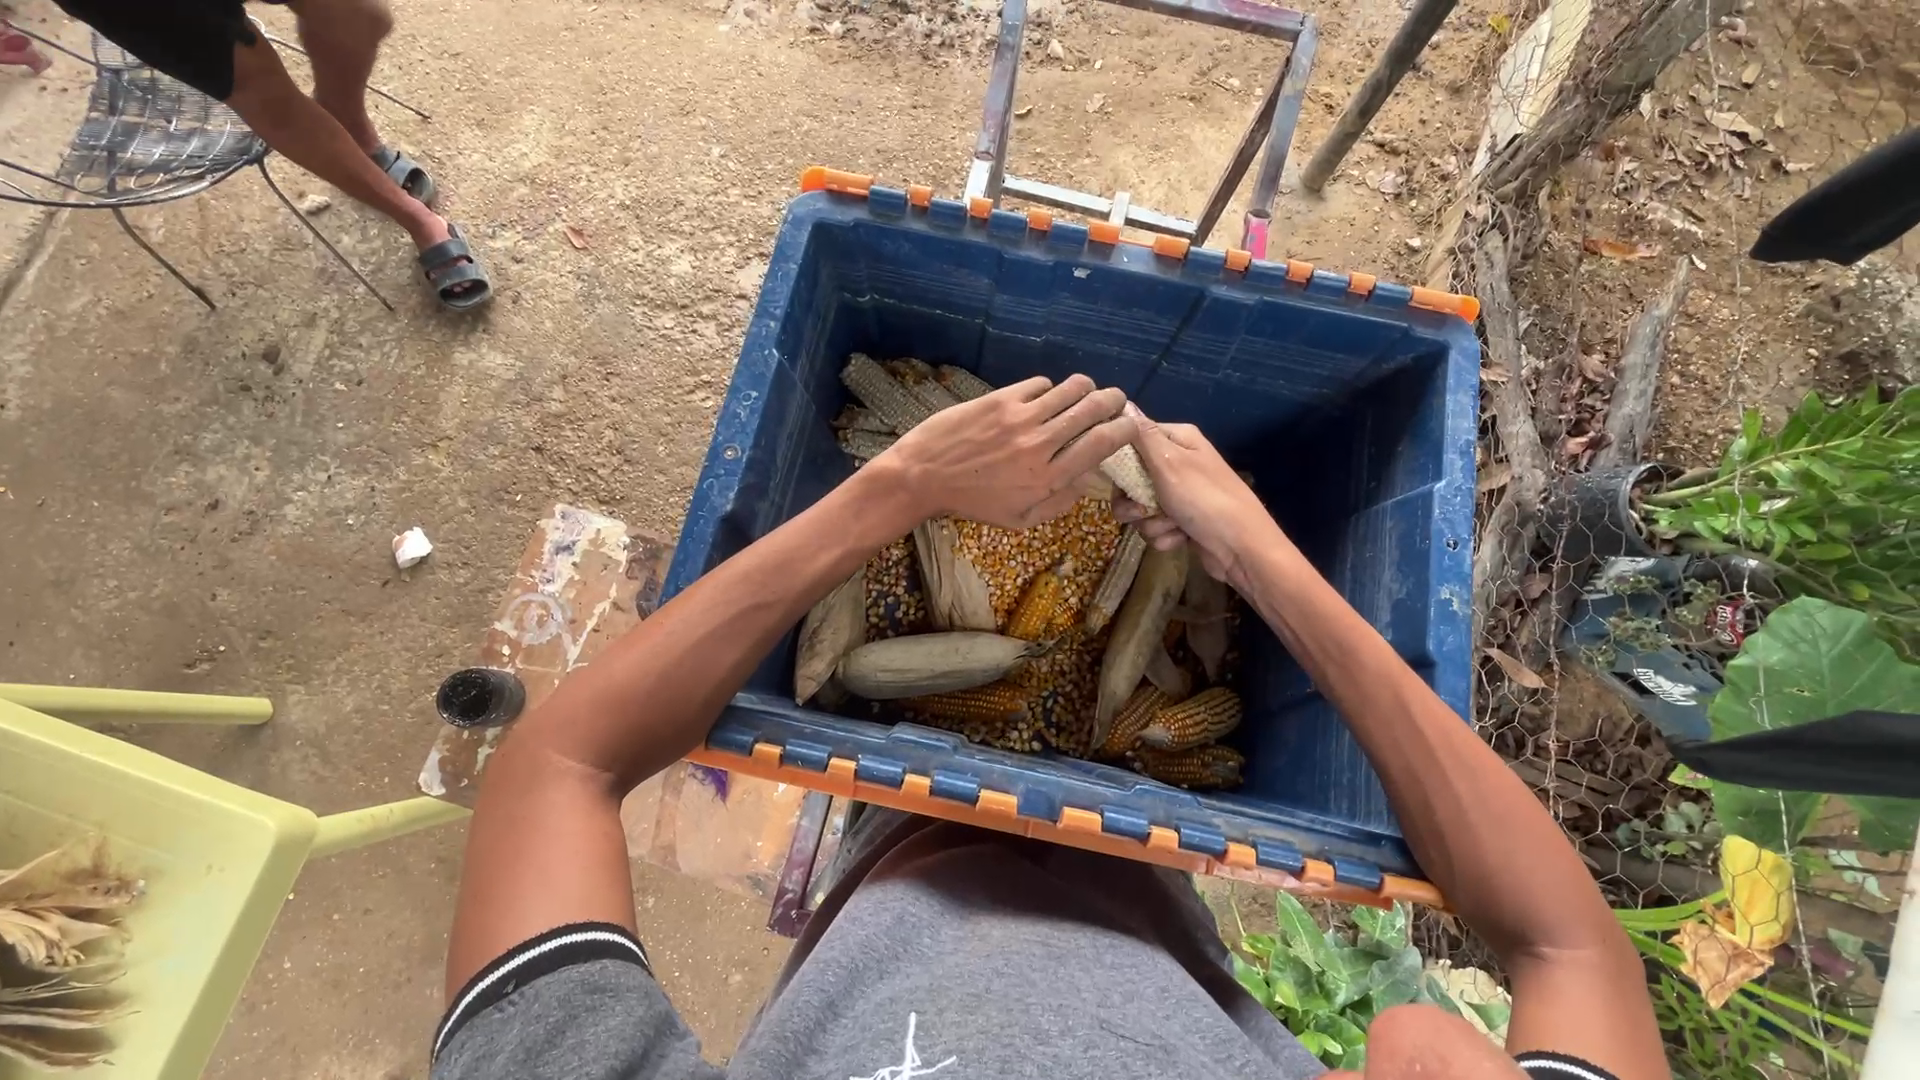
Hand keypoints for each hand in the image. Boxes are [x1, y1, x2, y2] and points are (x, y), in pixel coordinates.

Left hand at [877, 374, 1135, 527]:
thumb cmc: (971, 503)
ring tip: (1084, 393)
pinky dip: (1048, 388)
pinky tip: (1042, 398)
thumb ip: (1059, 502)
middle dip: (1113, 401)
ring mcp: (1019, 419)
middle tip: (1113, 401)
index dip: (1124, 429)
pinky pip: (1039, 384)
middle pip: (1093, 410)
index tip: (1128, 425)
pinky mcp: (999, 400)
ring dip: (1085, 388)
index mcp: (1047, 479)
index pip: (1101, 444)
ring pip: (1071, 389)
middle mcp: (1039, 445)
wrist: (922, 477)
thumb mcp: (1019, 520)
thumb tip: (1089, 481)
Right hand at [1113, 404, 1288, 583]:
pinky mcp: (1181, 522)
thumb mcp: (1170, 462)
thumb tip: (1122, 403)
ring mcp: (1180, 494)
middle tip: (1142, 509)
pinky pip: (1155, 527)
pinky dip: (1165, 535)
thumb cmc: (1205, 499)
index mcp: (1178, 440)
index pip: (1134, 438)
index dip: (1120, 458)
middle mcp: (1178, 463)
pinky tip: (1181, 537)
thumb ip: (1142, 435)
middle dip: (1133, 500)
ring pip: (1140, 508)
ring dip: (1150, 522)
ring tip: (1172, 525)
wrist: (1241, 548)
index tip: (1118, 475)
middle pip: (1131, 478)